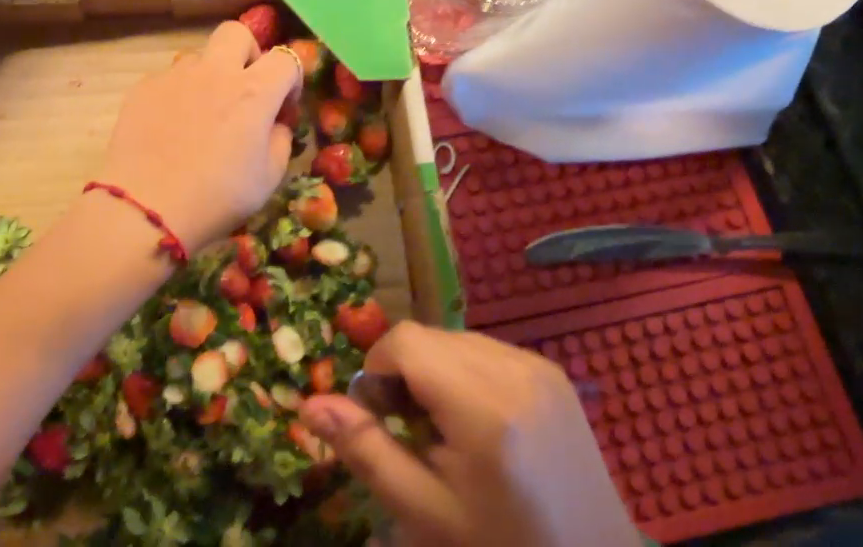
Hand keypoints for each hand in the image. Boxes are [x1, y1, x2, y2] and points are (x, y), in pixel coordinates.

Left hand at [95, 20, 300, 248]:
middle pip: (237, 33)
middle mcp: (215, 72)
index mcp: (254, 92)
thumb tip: (276, 122)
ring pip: (199, 56)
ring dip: (209, 75)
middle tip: (245, 85)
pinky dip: (177, 94)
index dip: (291, 78)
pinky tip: (170, 127)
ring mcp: (175, 76)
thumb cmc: (217, 197)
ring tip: (202, 113)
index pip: (285, 59)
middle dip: (247, 52)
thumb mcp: (268, 178)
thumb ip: (280, 139)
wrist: (146, 206)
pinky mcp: (144, 87)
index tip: (285, 103)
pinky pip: (169, 78)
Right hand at [300, 323, 638, 546]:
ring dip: (435, 371)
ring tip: (448, 432)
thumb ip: (365, 450)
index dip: (378, 371)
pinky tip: (480, 425)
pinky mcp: (554, 374)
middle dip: (405, 373)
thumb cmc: (499, 545)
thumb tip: (308, 404)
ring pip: (455, 339)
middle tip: (414, 434)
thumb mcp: (424, 511)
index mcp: (484, 405)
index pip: (405, 340)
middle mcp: (515, 370)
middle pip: (429, 336)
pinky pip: (487, 349)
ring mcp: (540, 367)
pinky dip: (467, 373)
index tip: (383, 421)